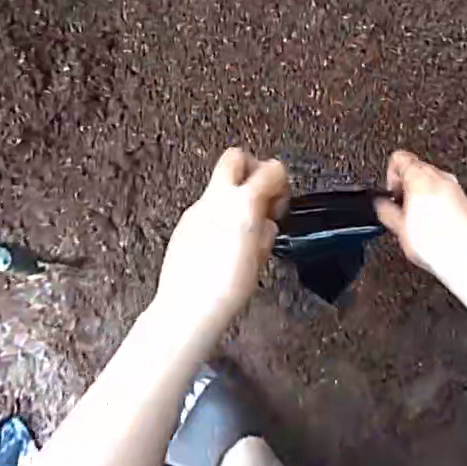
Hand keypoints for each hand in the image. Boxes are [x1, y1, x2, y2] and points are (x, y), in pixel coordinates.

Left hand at [154, 148, 289, 333]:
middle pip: (235, 157)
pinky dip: (219, 214)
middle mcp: (217, 199)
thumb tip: (266, 221)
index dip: (281, 180)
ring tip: (243, 227)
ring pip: (219, 184)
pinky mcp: (184, 224)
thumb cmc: (225, 288)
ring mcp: (197, 210)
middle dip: (252, 168)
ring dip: (234, 195)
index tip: (281, 197)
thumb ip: (266, 229)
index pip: (272, 169)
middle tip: (261, 194)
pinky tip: (223, 242)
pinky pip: (207, 207)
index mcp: (243, 203)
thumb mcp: (262, 256)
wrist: (187, 309)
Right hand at [374, 150, 466, 282]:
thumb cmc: (436, 245)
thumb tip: (381, 204)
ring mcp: (454, 187)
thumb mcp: (398, 228)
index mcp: (419, 177)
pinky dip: (436, 201)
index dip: (390, 175)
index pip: (399, 157)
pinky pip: (444, 192)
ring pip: (431, 180)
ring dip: (421, 194)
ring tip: (418, 219)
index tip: (391, 192)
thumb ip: (385, 209)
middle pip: (416, 168)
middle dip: (405, 185)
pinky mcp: (464, 199)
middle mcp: (439, 176)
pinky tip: (433, 224)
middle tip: (402, 207)